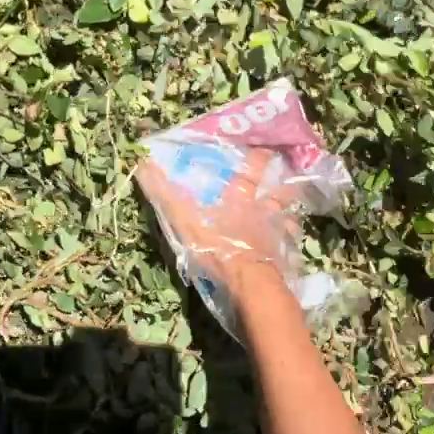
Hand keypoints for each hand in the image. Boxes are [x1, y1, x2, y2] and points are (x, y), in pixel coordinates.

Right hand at [136, 146, 301, 310]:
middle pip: (279, 191)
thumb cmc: (218, 246)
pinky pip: (290, 244)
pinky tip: (288, 244)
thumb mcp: (185, 220)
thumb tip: (143, 163)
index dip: (259, 158)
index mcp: (241, 198)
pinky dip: (290, 241)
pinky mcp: (283, 256)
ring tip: (289, 212)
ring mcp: (277, 233)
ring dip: (290, 212)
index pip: (254, 169)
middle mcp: (263, 210)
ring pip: (289, 216)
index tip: (263, 150)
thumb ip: (165, 194)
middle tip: (287, 178)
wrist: (249, 283)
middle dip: (283, 184)